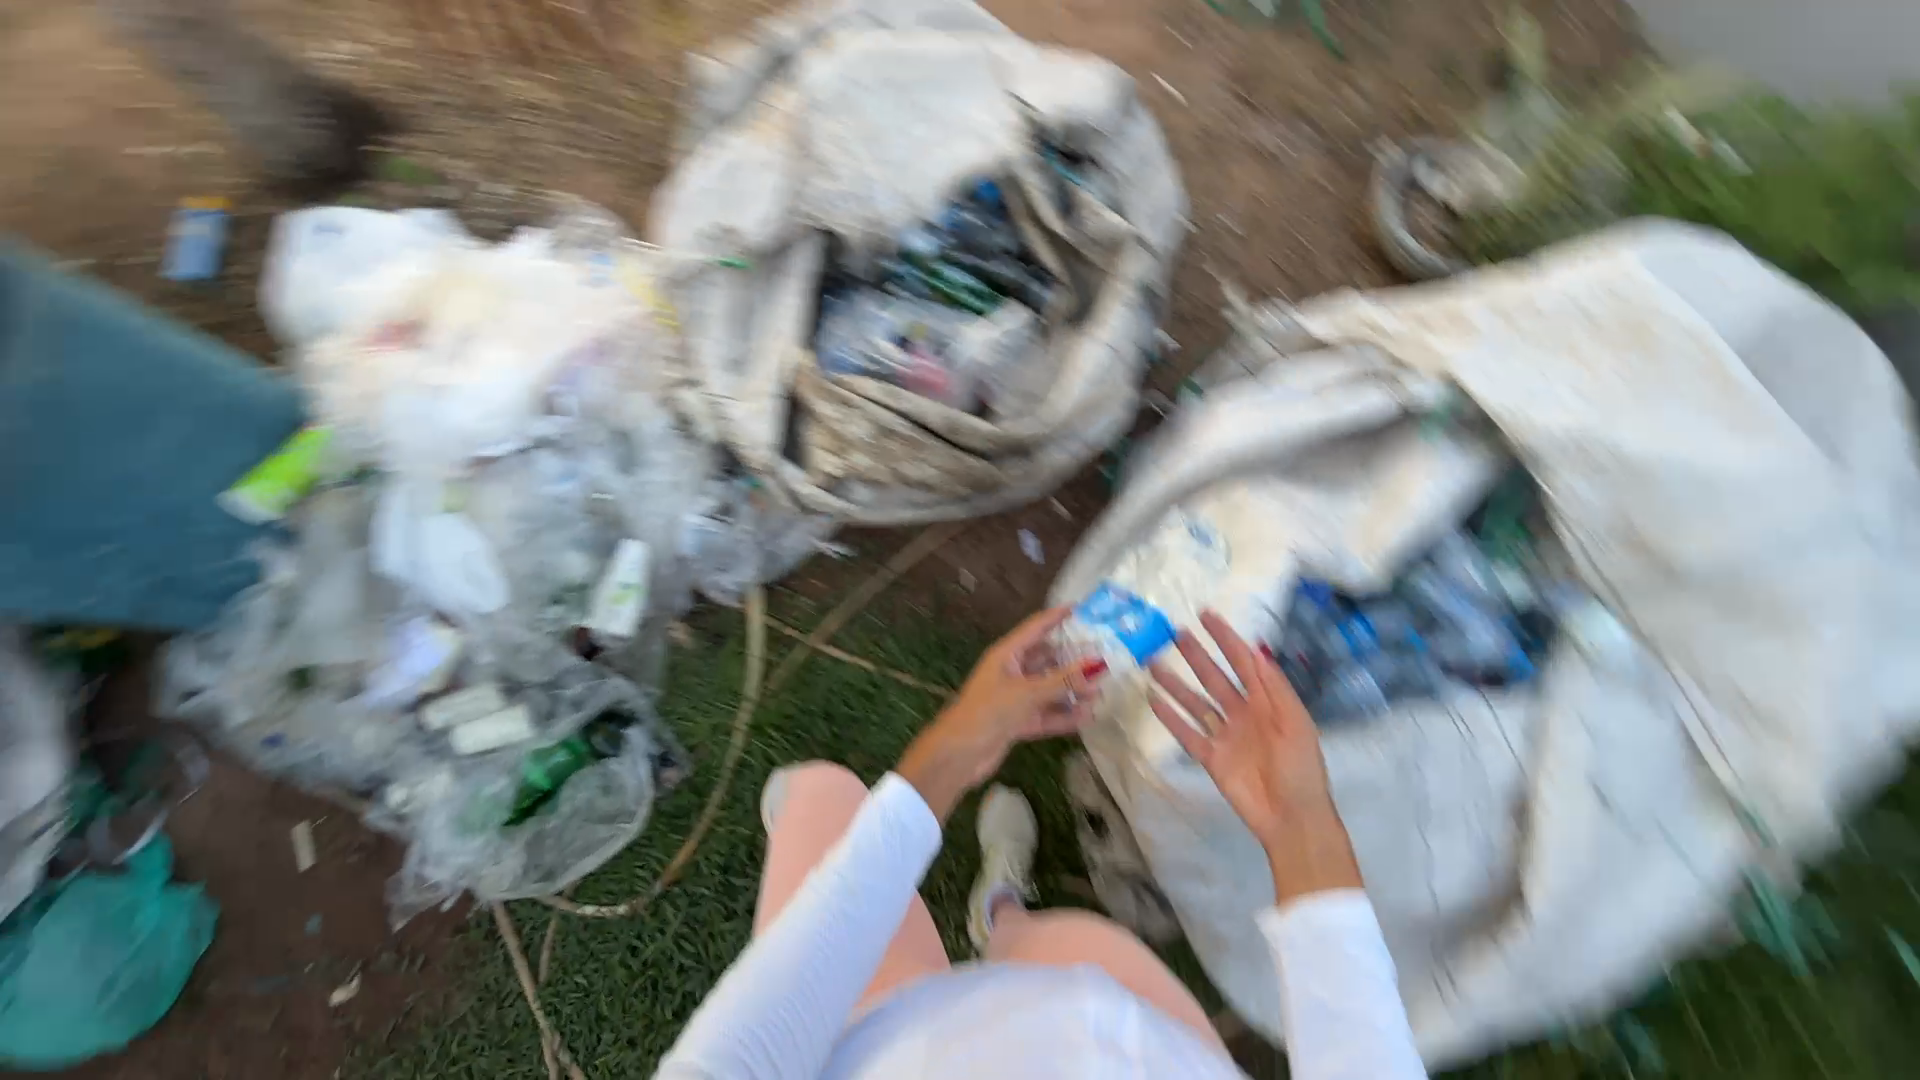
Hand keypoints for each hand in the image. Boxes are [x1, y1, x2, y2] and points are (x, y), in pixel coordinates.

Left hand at [896, 606, 1102, 822]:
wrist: (959, 754)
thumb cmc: (989, 712)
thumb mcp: (1028, 693)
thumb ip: (1064, 680)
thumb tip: (1097, 663)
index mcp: (1006, 655)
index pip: (1036, 628)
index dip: (1057, 617)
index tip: (1083, 609)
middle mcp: (1011, 672)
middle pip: (1046, 659)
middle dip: (1073, 659)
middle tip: (1104, 655)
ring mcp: (1015, 698)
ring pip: (1049, 689)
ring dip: (1072, 690)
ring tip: (1101, 690)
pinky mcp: (1018, 722)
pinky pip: (1047, 714)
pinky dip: (1064, 715)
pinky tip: (1087, 716)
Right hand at [1147, 611, 1363, 905]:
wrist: (1292, 818)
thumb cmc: (1301, 769)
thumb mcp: (1296, 723)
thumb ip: (1274, 687)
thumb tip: (1255, 650)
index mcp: (1267, 702)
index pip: (1243, 662)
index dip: (1226, 638)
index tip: (1206, 615)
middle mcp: (1243, 713)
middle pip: (1214, 677)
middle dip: (1197, 655)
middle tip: (1175, 633)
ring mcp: (1225, 735)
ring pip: (1195, 702)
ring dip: (1176, 683)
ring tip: (1154, 663)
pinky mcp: (1211, 758)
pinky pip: (1187, 732)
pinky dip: (1170, 717)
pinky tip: (1153, 699)